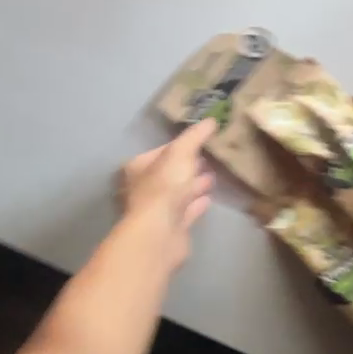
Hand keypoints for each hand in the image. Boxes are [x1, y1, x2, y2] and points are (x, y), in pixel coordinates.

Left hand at [117, 120, 215, 264]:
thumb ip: (195, 136)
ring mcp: (156, 211)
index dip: (181, 145)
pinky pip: (186, 211)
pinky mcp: (171, 228)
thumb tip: (211, 120)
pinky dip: (196, 204)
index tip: (201, 141)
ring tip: (213, 176)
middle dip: (188, 166)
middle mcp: (143, 188)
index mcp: (139, 168)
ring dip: (194, 185)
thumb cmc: (164, 187)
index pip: (162, 151)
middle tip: (209, 159)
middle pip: (170, 173)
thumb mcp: (181, 152)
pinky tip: (209, 199)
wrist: (160, 233)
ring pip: (178, 193)